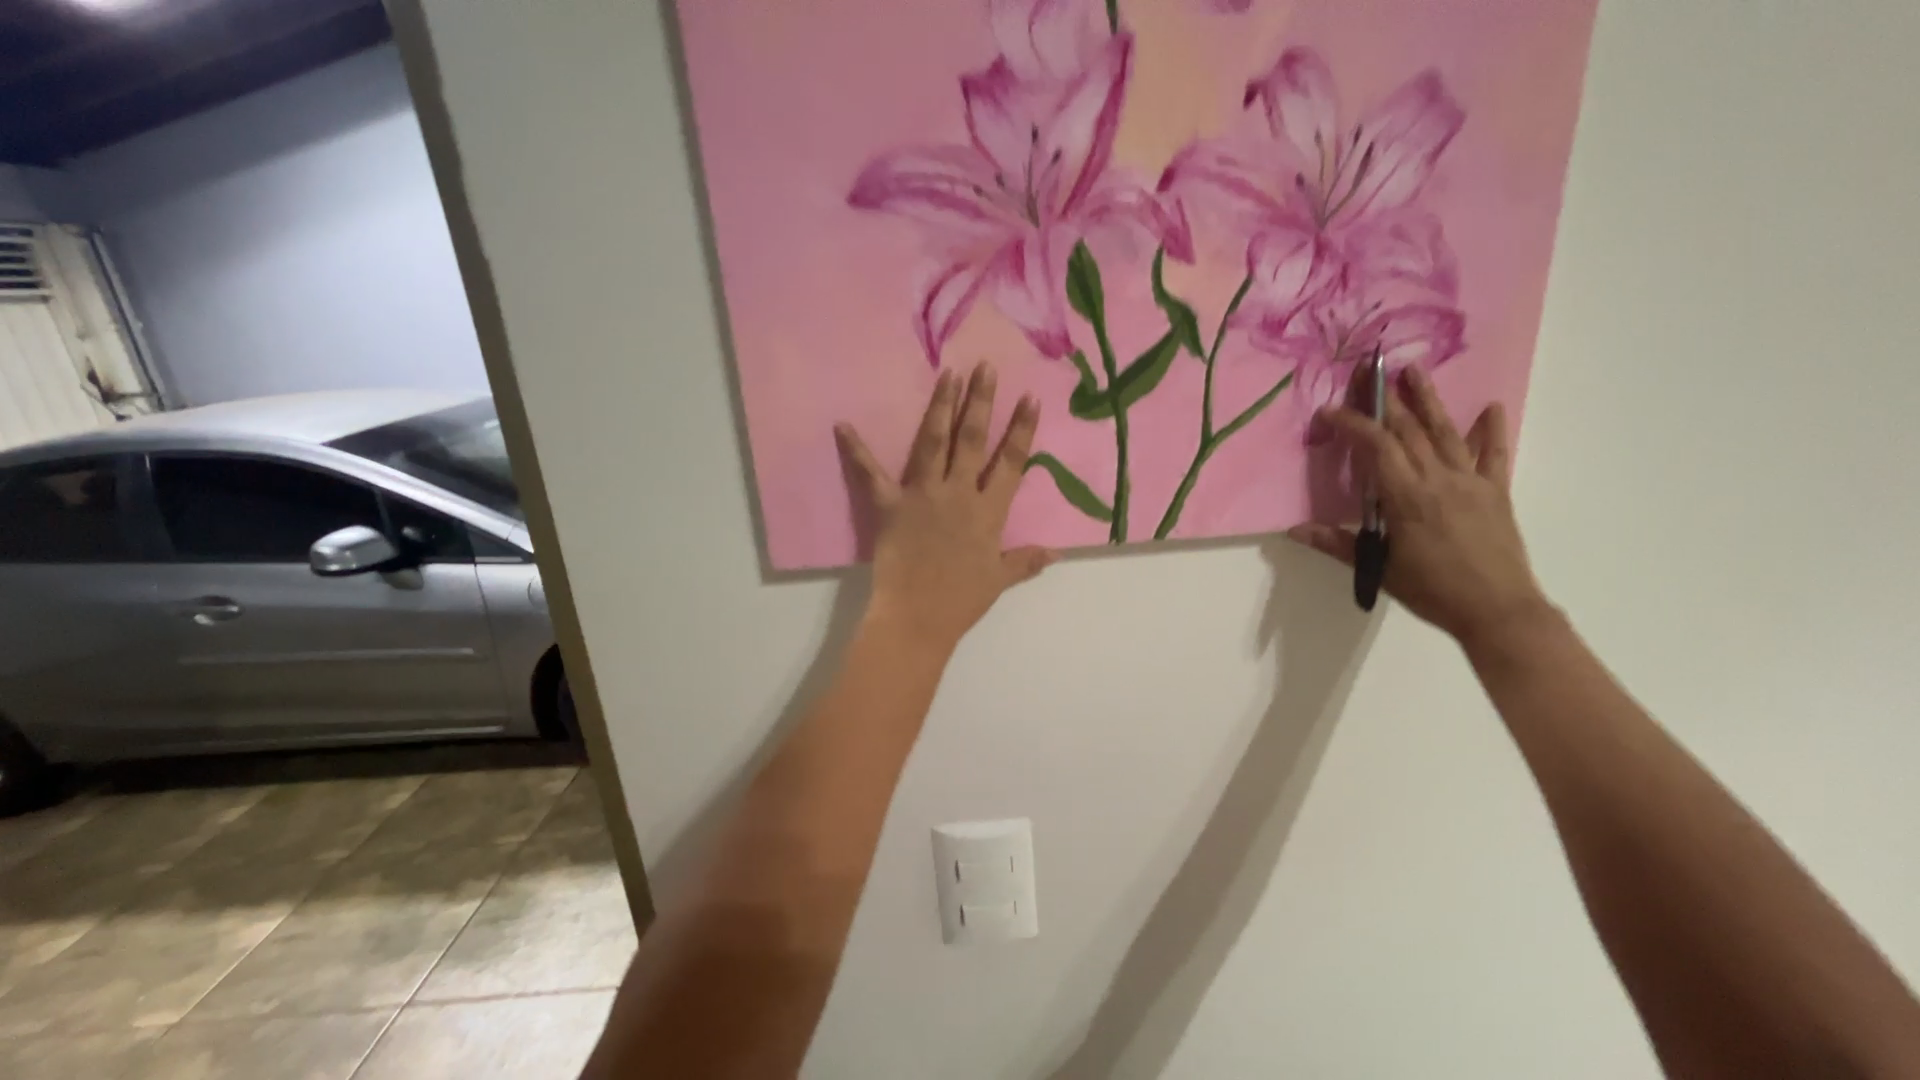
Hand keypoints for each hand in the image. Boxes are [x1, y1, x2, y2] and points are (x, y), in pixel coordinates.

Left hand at [837, 362, 1056, 656]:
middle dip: (981, 401)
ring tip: (947, 374)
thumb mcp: (998, 580)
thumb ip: (1025, 561)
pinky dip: (856, 450)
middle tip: (983, 366)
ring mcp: (923, 496)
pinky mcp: (890, 506)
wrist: (918, 617)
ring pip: (934, 442)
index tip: (1029, 398)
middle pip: (973, 440)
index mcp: (988, 512)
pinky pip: (871, 474)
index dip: (1021, 429)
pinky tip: (842, 425)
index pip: (1011, 462)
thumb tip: (1056, 552)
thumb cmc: (961, 601)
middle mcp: (959, 494)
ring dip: (941, 406)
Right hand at [1290, 366, 1552, 647]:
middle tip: (1371, 371)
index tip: (1331, 411)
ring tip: (1415, 370)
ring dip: (1429, 400)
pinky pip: (1493, 455)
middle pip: (1409, 430)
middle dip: (1386, 399)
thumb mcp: (1379, 569)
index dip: (1352, 424)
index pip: (1376, 447)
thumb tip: (1295, 529)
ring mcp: (1471, 482)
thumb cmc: (1432, 592)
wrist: (1497, 610)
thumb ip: (1337, 544)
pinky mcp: (1496, 492)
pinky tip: (1490, 407)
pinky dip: (1491, 430)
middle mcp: (1439, 479)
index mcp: (1407, 497)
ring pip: (1446, 432)